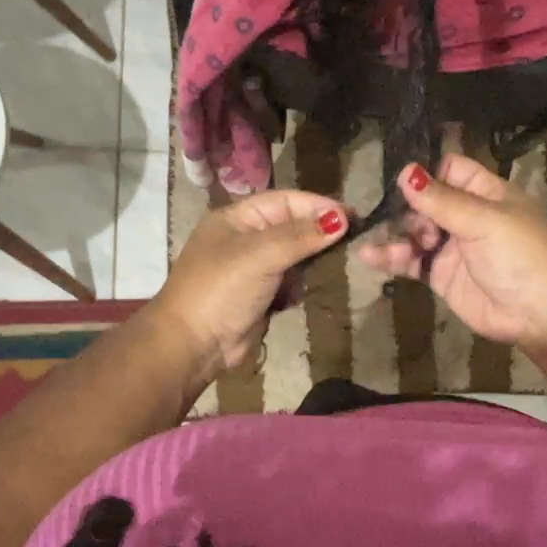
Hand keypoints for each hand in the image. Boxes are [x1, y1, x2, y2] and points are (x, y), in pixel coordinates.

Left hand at [151, 190, 349, 375]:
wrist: (194, 344)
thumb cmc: (222, 289)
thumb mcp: (261, 255)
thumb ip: (301, 236)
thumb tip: (342, 219)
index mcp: (237, 218)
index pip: (285, 202)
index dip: (318, 206)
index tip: (352, 217)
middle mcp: (245, 239)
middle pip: (292, 227)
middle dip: (318, 234)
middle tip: (352, 241)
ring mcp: (252, 269)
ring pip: (294, 256)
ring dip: (311, 262)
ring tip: (334, 266)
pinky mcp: (260, 296)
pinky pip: (289, 282)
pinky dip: (299, 286)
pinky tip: (304, 292)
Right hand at [356, 154, 546, 347]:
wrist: (540, 316)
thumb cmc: (522, 257)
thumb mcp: (484, 222)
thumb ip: (442, 200)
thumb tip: (406, 172)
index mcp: (488, 192)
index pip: (450, 168)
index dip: (426, 170)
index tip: (397, 176)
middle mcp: (469, 215)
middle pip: (426, 200)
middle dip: (406, 205)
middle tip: (395, 217)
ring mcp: (453, 247)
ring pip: (415, 231)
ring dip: (396, 233)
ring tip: (380, 239)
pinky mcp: (441, 275)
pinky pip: (411, 261)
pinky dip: (391, 258)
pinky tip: (369, 255)